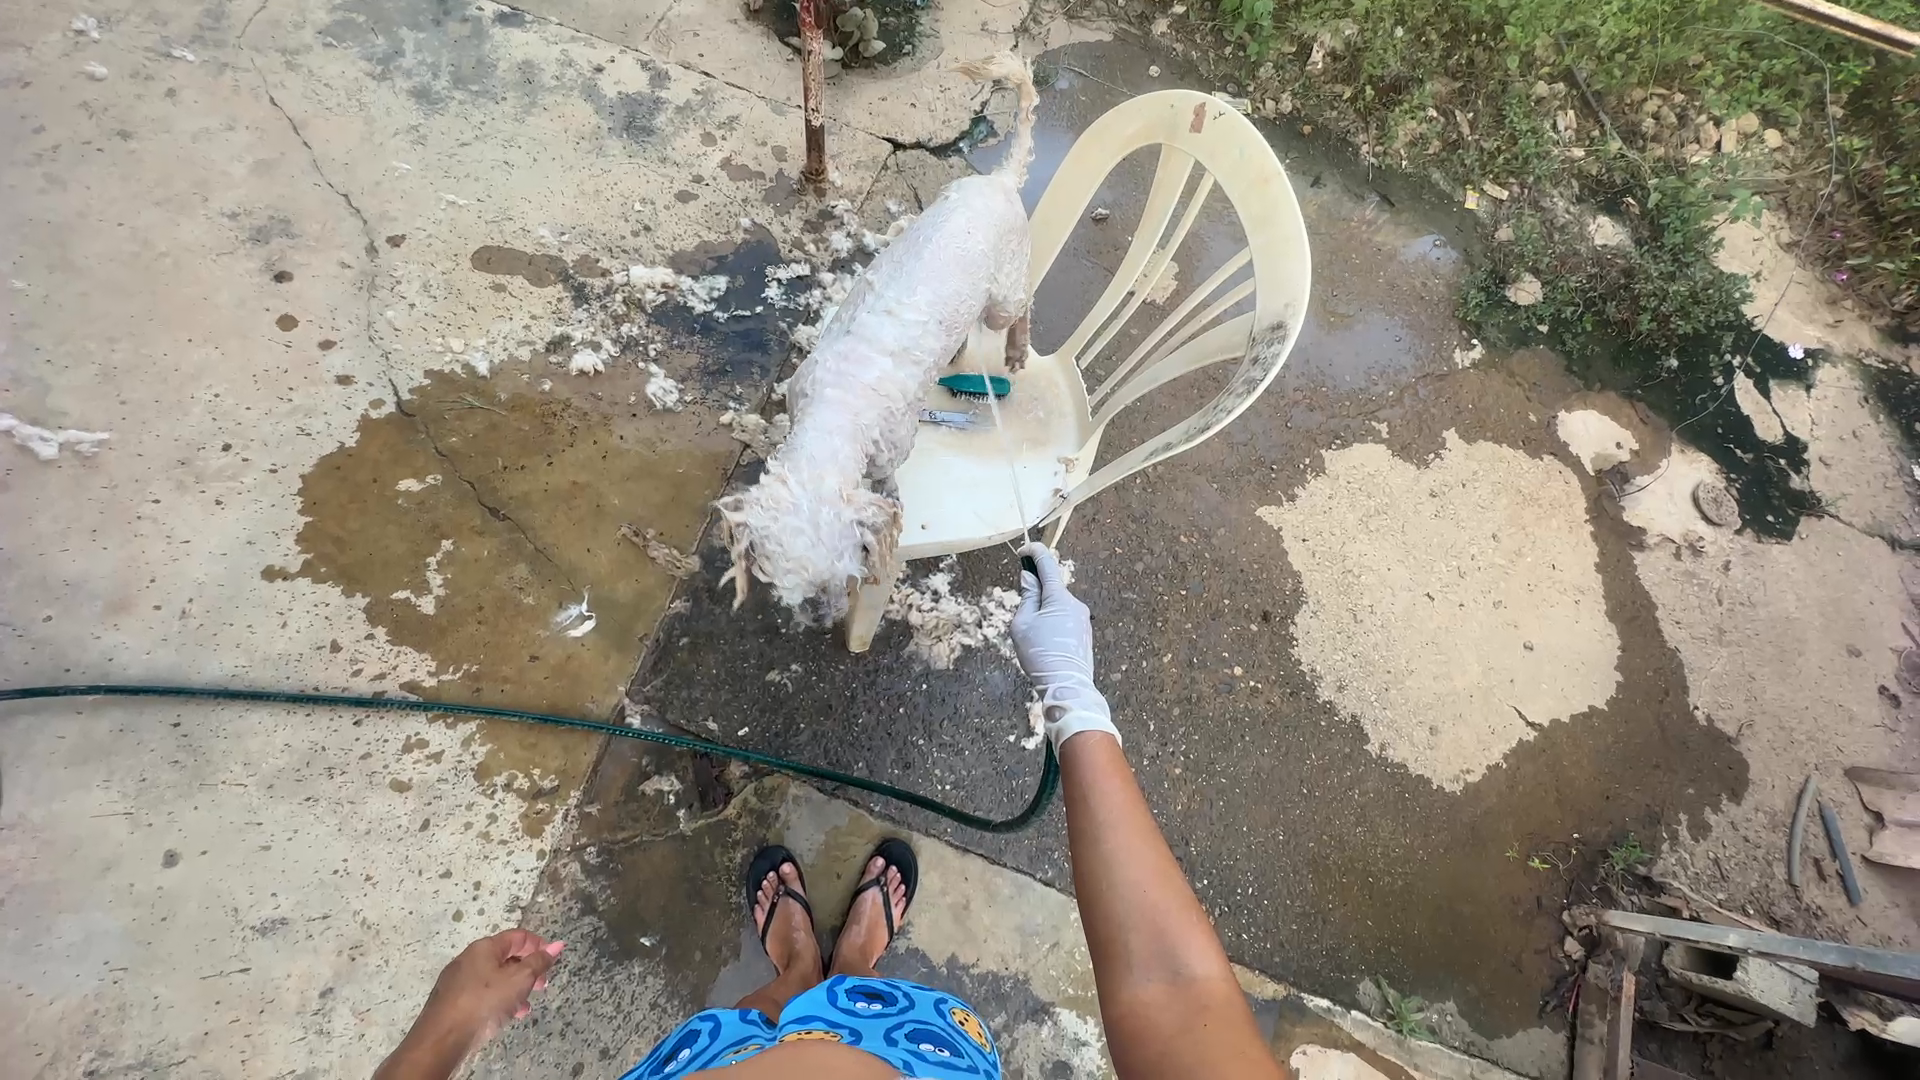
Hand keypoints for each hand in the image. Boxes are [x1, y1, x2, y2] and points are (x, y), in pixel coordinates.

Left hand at [376, 930, 563, 1079]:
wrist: (439, 1043)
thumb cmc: (483, 1003)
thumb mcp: (520, 980)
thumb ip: (540, 961)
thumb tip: (558, 944)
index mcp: (484, 947)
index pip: (518, 936)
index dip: (539, 945)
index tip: (552, 960)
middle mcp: (467, 959)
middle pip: (505, 957)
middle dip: (527, 970)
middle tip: (542, 984)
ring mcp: (455, 982)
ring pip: (493, 979)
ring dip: (514, 988)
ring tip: (526, 1004)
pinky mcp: (448, 1004)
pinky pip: (480, 995)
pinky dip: (496, 1000)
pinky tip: (505, 1016)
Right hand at [1012, 542, 1118, 748]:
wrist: (1067, 686)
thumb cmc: (1040, 654)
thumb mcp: (1023, 623)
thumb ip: (1027, 596)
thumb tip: (1029, 578)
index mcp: (1059, 597)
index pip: (1048, 564)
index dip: (1034, 552)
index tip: (1023, 550)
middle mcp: (1075, 603)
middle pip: (1052, 587)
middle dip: (1036, 591)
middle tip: (1021, 610)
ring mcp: (1083, 618)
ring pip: (1058, 604)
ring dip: (1043, 610)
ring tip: (1032, 636)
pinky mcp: (1084, 632)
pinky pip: (1065, 618)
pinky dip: (1052, 621)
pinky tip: (1044, 643)